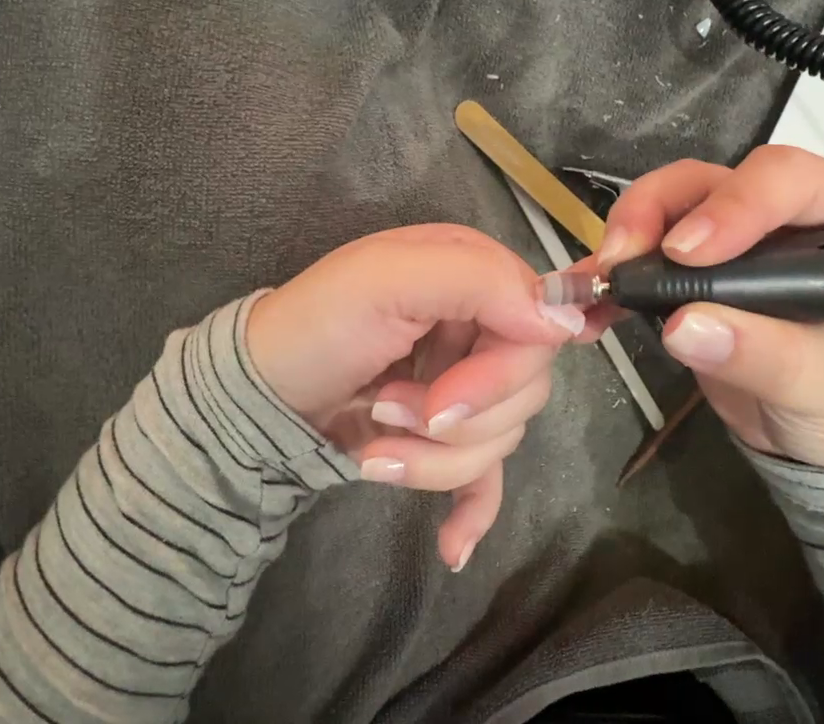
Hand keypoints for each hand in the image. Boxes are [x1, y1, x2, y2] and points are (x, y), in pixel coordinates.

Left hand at [247, 224, 583, 569]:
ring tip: (374, 437)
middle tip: (385, 407)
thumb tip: (565, 324)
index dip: (498, 378)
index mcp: (474, 277)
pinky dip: (472, 510)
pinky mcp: (445, 438)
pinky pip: (487, 480)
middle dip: (452, 419)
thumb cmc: (314, 328)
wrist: (258, 396)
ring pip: (502, 440)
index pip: (539, 334)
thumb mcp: (385, 280)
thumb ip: (477, 281)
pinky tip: (452, 545)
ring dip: (433, 455)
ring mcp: (465, 387)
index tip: (441, 404)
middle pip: (526, 393)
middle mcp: (479, 327)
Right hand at [585, 146, 823, 469]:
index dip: (732, 202)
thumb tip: (684, 326)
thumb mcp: (819, 385)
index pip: (783, 180)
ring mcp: (723, 246)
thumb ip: (761, 354)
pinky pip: (638, 259)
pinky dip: (607, 278)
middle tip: (620, 259)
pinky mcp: (684, 278)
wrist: (820, 438)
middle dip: (653, 210)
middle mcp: (771, 220)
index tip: (685, 252)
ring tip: (597, 284)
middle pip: (704, 183)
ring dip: (623, 238)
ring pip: (663, 209)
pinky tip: (585, 306)